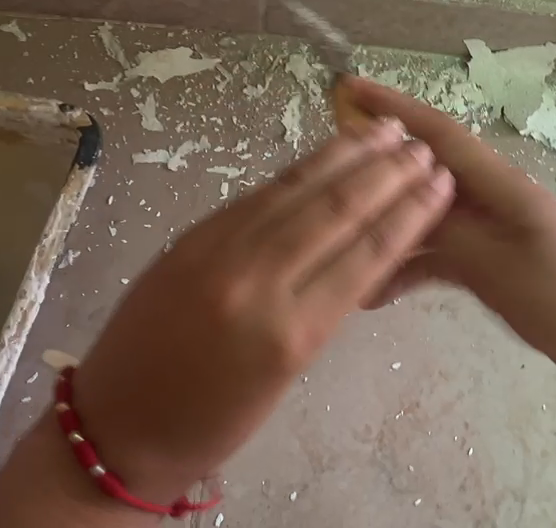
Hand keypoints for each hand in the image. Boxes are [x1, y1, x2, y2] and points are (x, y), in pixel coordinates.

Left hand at [68, 118, 453, 495]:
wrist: (114, 425)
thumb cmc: (212, 420)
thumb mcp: (285, 374)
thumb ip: (324, 303)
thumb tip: (365, 242)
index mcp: (289, 333)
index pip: (367, 255)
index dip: (410, 212)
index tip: (440, 182)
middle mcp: (258, 280)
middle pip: (338, 210)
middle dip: (389, 173)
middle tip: (424, 147)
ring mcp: (221, 249)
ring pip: (300, 187)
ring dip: (350, 154)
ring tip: (388, 130)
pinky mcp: (196, 233)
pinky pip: (263, 191)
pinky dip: (305, 166)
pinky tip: (330, 150)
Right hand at [343, 77, 555, 383]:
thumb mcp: (500, 265)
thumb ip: (449, 232)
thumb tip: (402, 204)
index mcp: (501, 184)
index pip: (440, 133)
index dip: (395, 107)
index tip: (350, 86)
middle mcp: (492, 197)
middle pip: (426, 172)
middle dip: (381, 167)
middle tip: (329, 171)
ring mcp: (492, 230)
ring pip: (428, 217)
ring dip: (391, 228)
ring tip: (342, 244)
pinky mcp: (492, 261)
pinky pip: (442, 253)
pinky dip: (411, 265)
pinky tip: (376, 291)